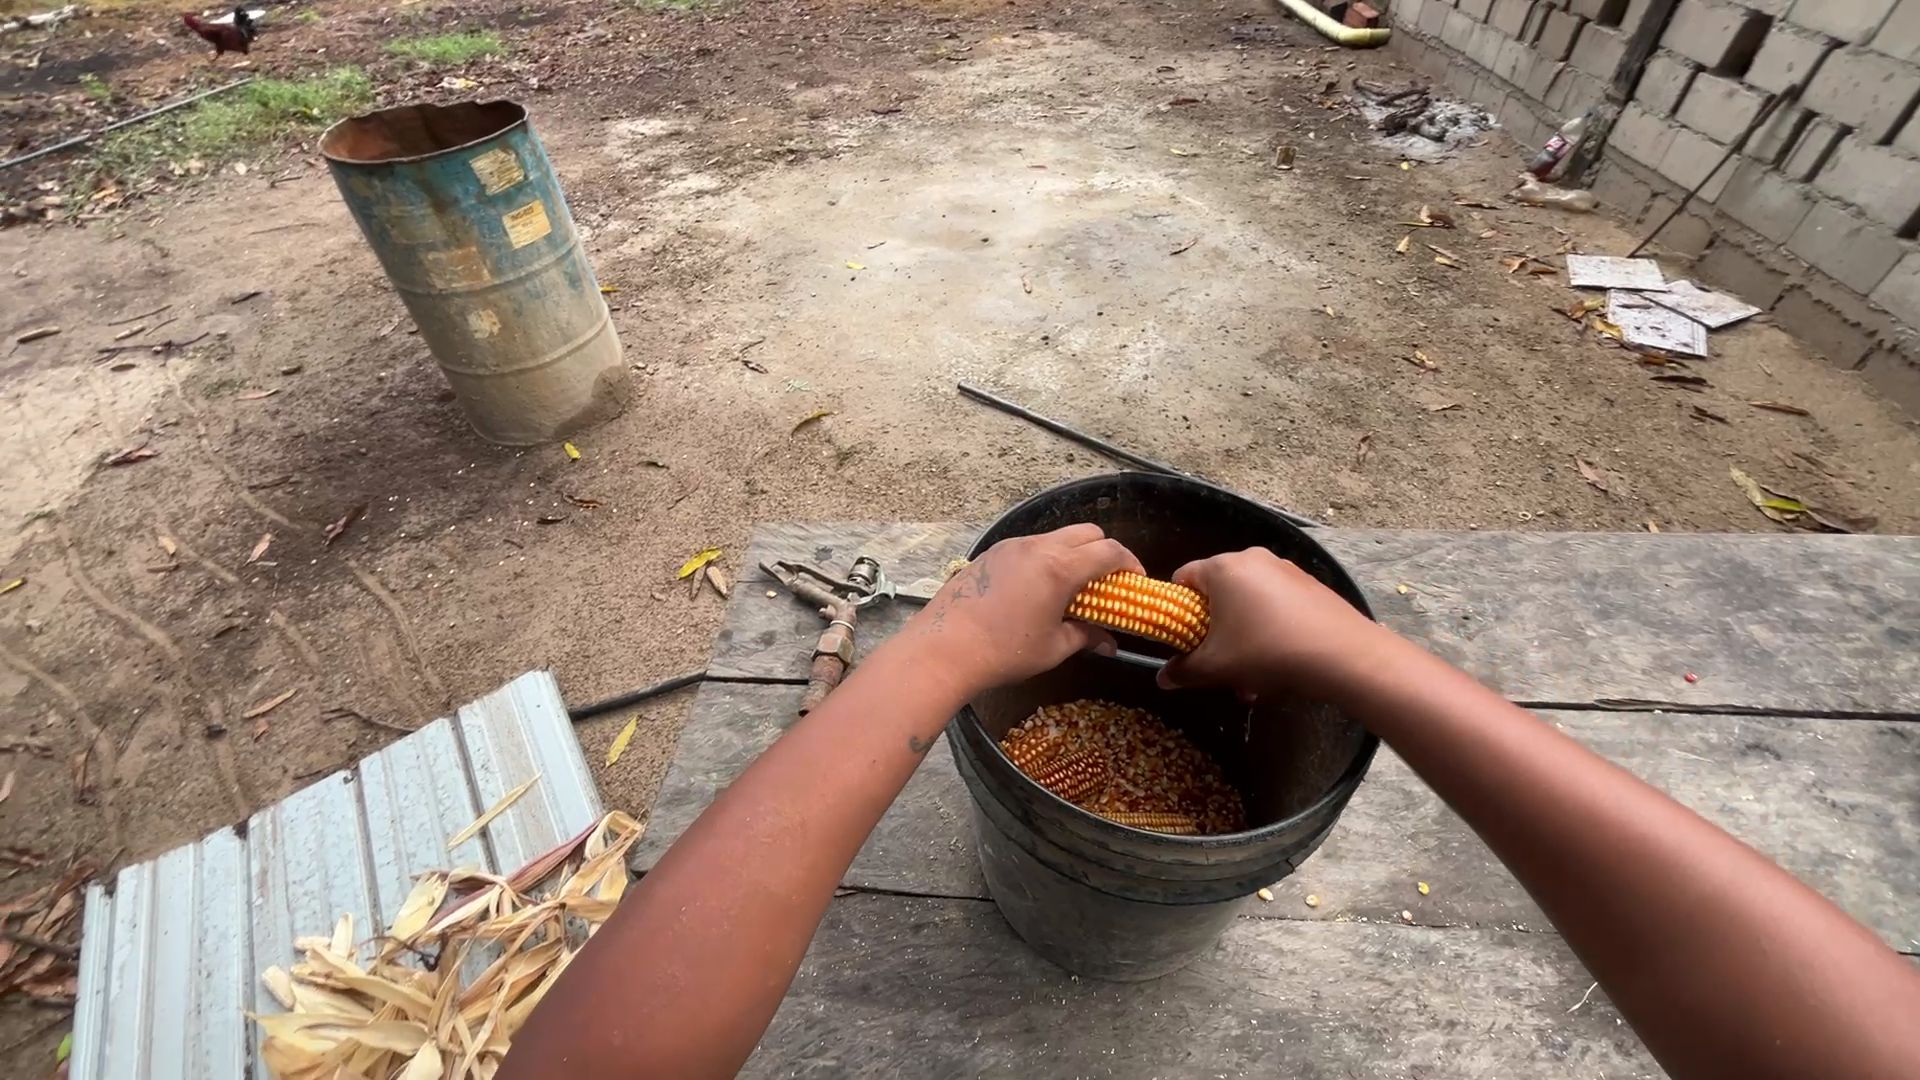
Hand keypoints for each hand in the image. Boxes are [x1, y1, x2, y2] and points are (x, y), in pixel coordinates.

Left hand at [899, 524, 1144, 697]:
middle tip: (1106, 582)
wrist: (944, 648)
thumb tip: (1108, 643)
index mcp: (1059, 567)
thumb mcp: (1053, 648)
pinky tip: (1037, 589)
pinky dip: (1045, 558)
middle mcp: (1037, 546)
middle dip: (1103, 552)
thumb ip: (1086, 637)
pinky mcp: (990, 553)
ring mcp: (1010, 546)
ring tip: (1071, 587)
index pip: (1109, 551)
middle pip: (1086, 533)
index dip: (1129, 563)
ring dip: (1072, 554)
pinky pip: (1029, 546)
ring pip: (1055, 537)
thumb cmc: (1003, 652)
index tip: (1135, 581)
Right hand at [1157, 547, 1388, 700]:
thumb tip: (1162, 678)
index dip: (1177, 608)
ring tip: (1253, 674)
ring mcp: (1285, 569)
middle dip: (1214, 629)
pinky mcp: (1310, 585)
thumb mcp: (1216, 667)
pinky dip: (1269, 629)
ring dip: (1242, 635)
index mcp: (1222, 568)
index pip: (1183, 578)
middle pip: (1217, 592)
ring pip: (1248, 602)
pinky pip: (1276, 604)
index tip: (1184, 637)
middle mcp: (1252, 559)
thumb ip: (1183, 671)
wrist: (1345, 656)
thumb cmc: (1267, 651)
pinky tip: (1281, 662)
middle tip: (1219, 661)